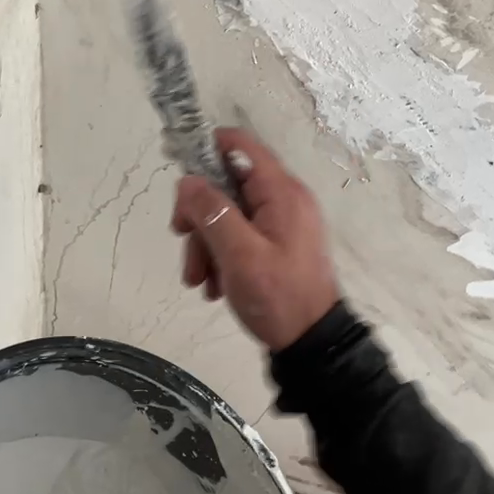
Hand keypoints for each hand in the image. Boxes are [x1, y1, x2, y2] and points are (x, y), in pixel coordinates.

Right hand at [171, 127, 341, 351]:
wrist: (315, 348)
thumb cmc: (279, 297)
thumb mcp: (239, 254)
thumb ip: (211, 211)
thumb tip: (187, 181)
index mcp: (281, 191)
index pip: (238, 144)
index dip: (204, 151)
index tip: (179, 179)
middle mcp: (282, 198)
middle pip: (225, 182)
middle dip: (199, 212)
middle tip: (182, 237)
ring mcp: (279, 221)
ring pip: (226, 212)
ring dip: (205, 241)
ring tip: (199, 279)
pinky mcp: (275, 243)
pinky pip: (237, 234)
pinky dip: (220, 254)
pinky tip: (214, 284)